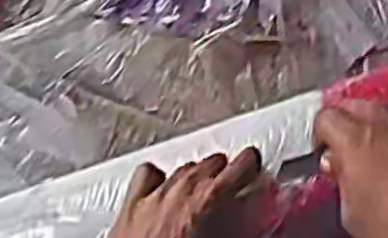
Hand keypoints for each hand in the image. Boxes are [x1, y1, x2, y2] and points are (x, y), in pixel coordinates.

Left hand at [108, 151, 262, 237]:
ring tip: (194, 200)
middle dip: (222, 176)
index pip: (244, 161)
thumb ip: (240, 226)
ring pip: (186, 167)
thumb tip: (255, 221)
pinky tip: (160, 192)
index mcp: (211, 196)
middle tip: (223, 197)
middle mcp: (186, 185)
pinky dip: (157, 180)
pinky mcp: (132, 203)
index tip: (252, 176)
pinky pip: (148, 174)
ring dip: (194, 178)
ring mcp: (157, 191)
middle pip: (215, 161)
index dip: (251, 168)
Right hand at [314, 100, 387, 237]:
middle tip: (344, 154)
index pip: (324, 117)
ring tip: (372, 154)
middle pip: (349, 105)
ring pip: (375, 107)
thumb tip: (336, 164)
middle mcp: (377, 114)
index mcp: (352, 134)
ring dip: (368, 124)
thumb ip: (339, 177)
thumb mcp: (350, 209)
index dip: (320, 137)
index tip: (324, 155)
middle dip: (343, 126)